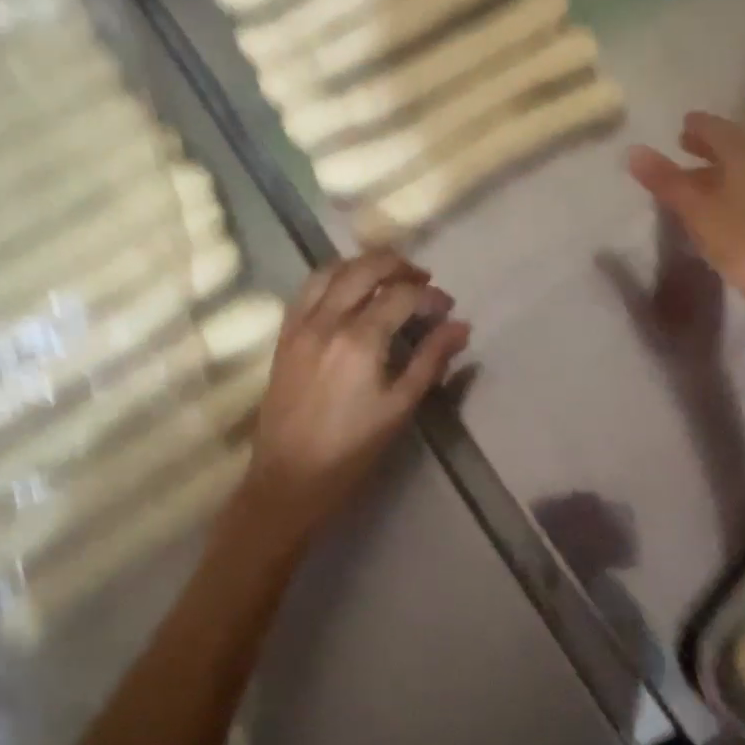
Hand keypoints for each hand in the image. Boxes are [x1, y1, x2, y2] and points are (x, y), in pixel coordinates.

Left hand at [232, 249, 469, 543]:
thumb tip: (460, 326)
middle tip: (423, 280)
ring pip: (331, 271)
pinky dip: (333, 279)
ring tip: (388, 278)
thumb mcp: (401, 406)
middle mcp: (327, 321)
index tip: (448, 310)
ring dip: (364, 266)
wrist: (289, 478)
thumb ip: (432, 360)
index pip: (402, 295)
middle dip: (399, 266)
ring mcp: (300, 325)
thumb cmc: (353, 449)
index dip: (431, 296)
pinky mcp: (284, 336)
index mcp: (360, 340)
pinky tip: (349, 293)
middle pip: (365, 268)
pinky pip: (308, 290)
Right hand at [627, 112, 744, 314]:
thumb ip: (665, 179)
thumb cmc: (738, 241)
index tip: (683, 124)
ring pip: (744, 171)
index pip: (719, 129)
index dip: (699, 125)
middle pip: (735, 148)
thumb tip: (634, 150)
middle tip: (684, 146)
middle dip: (708, 147)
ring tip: (693, 182)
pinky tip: (719, 208)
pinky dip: (732, 189)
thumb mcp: (694, 210)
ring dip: (719, 171)